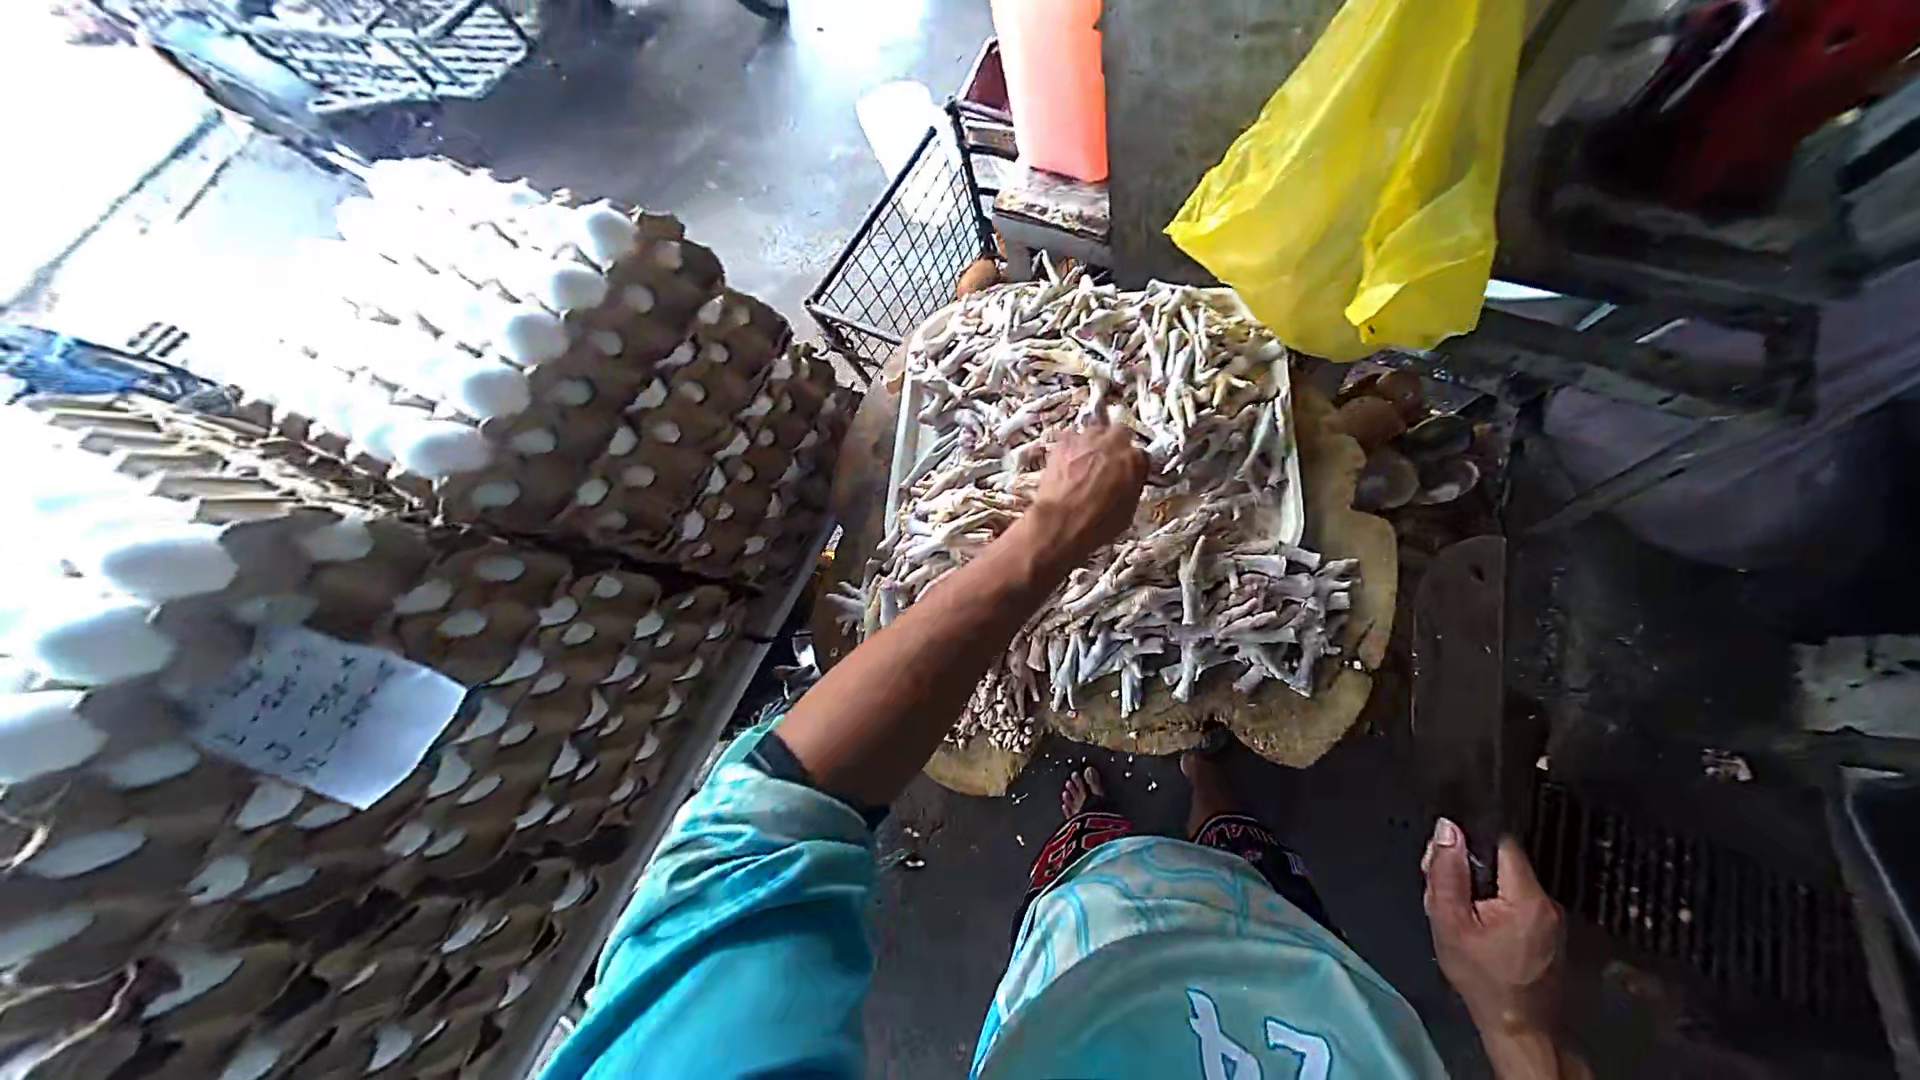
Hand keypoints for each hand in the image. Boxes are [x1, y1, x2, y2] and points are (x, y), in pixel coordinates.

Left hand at [1025, 423, 1146, 564]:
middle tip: (1105, 465)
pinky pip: (1071, 440)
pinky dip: (1071, 450)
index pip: (1141, 456)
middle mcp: (1114, 443)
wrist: (1062, 521)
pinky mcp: (1063, 442)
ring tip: (1084, 464)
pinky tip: (1066, 465)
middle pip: (1119, 434)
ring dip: (1092, 445)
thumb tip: (1125, 485)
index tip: (1126, 475)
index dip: (1132, 466)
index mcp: (1135, 461)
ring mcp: (1088, 439)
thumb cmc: (1097, 524)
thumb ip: (1130, 488)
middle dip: (1114, 446)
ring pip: (1094, 433)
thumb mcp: (1127, 511)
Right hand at [1423, 820, 1564, 1036]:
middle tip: (1444, 892)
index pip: (1500, 841)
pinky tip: (1475, 925)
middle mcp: (1548, 904)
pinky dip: (1491, 903)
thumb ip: (1447, 871)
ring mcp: (1552, 920)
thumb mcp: (1449, 919)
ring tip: (1458, 913)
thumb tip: (1447, 829)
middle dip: (1467, 867)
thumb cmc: (1481, 976)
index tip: (1445, 858)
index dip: (1467, 841)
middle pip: (1500, 861)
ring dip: (1476, 886)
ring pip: (1505, 880)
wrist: (1516, 1026)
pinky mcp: (1549, 932)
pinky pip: (1514, 899)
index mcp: (1528, 898)